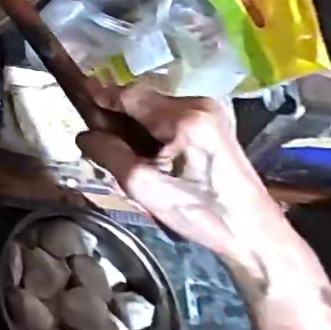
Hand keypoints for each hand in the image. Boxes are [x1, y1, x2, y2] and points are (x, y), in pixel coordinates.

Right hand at [76, 83, 269, 265]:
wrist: (254, 235)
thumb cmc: (201, 213)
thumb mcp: (144, 187)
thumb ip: (109, 155)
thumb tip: (84, 135)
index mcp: (184, 117)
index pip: (129, 94)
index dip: (100, 96)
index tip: (75, 97)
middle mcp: (199, 104)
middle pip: (142, 100)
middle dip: (117, 117)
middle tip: (98, 143)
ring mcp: (210, 113)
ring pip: (154, 109)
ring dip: (134, 126)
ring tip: (122, 155)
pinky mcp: (214, 125)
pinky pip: (169, 118)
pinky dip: (152, 131)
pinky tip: (147, 156)